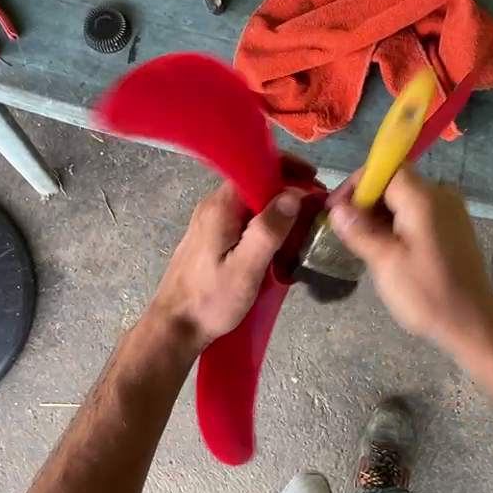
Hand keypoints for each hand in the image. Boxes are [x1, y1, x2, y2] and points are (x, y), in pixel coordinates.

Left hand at [150, 182, 303, 349]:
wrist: (176, 326)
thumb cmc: (211, 300)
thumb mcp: (246, 268)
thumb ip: (269, 230)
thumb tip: (294, 194)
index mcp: (222, 206)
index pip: (258, 167)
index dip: (290, 171)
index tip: (316, 185)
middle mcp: (214, 206)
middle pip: (256, 183)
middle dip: (289, 191)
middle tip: (315, 210)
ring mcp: (211, 222)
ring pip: (252, 203)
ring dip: (279, 210)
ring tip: (303, 229)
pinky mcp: (212, 238)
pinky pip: (244, 220)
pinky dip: (266, 225)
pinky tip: (280, 244)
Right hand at [328, 167, 492, 351]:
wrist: (471, 323)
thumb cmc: (426, 293)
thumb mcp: (385, 262)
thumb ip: (359, 230)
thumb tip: (337, 209)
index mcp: (424, 198)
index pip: (386, 169)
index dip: (357, 184)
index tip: (336, 209)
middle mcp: (441, 196)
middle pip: (396, 183)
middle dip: (367, 201)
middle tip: (345, 230)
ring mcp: (451, 212)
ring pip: (407, 200)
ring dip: (381, 215)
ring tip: (362, 243)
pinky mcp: (455, 228)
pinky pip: (420, 214)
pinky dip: (399, 224)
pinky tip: (387, 248)